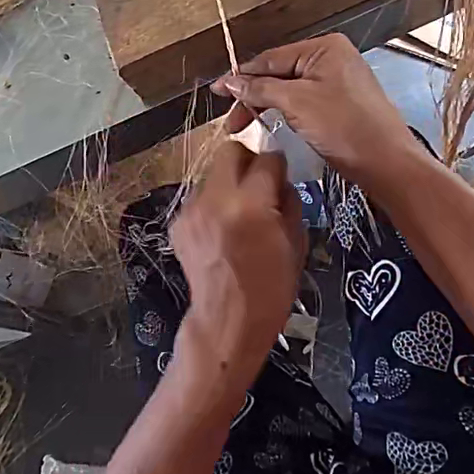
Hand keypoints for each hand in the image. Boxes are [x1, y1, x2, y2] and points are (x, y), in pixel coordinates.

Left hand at [170, 128, 305, 396]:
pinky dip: (215, 205)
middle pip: (231, 150)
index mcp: (251, 204)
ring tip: (241, 214)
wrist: (227, 322)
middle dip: (249, 161)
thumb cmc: (271, 289)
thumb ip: (289, 202)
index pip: (267, 159)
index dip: (278, 165)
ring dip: (230, 184)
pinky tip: (224, 231)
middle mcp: (215, 199)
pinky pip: (201, 198)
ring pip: (213, 174)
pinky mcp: (178, 223)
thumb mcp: (296, 244)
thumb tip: (280, 181)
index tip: (281, 176)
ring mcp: (192, 210)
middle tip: (260, 183)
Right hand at [211, 34, 426, 191]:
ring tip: (246, 125)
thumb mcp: (297, 103)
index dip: (242, 76)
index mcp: (324, 47)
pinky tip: (273, 124)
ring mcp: (339, 81)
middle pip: (281, 73)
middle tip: (232, 121)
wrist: (387, 162)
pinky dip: (287, 112)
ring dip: (268, 106)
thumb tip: (229, 81)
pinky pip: (306, 101)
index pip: (272, 58)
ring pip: (292, 89)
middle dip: (254, 95)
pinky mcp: (342, 103)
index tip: (217, 91)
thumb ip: (261, 89)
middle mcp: (333, 57)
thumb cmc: (343, 127)